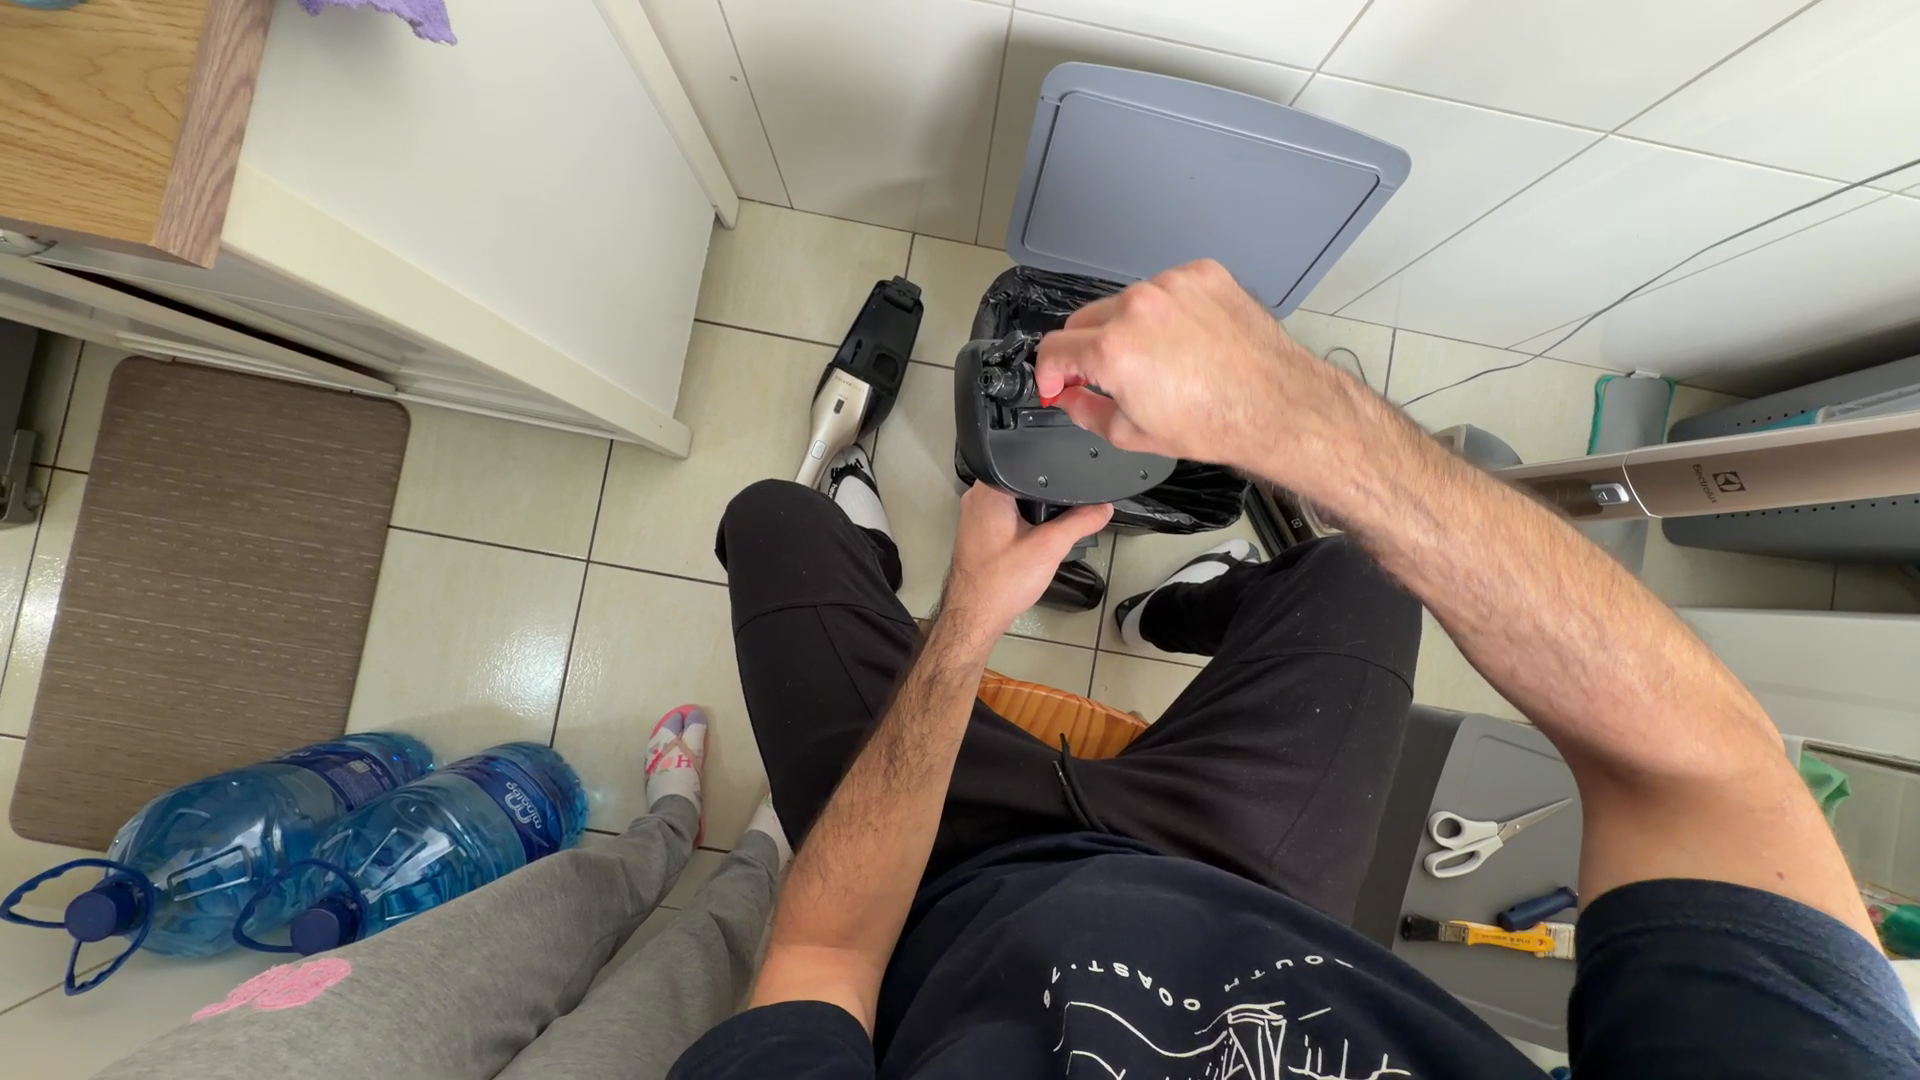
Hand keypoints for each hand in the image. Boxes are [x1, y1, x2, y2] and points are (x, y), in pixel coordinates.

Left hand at [941, 484, 1111, 635]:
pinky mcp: (979, 532)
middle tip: (1069, 504)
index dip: (1053, 469)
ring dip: (1036, 510)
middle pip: (1022, 481)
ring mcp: (975, 515)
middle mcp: (976, 497)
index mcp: (988, 490)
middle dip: (1047, 494)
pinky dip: (1024, 522)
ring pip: (1015, 500)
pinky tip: (1037, 535)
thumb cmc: (1004, 580)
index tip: (1075, 477)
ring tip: (1056, 520)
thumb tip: (1104, 507)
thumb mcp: (1050, 547)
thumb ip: (1080, 522)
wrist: (976, 616)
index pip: (1025, 463)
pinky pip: (1007, 516)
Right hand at [1034, 259, 1373, 490]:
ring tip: (1156, 360)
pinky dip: (1163, 312)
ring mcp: (1172, 285)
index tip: (1056, 384)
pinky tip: (1182, 340)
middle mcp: (1138, 307)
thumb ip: (1084, 411)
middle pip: (1082, 321)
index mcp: (1113, 349)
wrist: (1274, 405)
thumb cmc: (1213, 422)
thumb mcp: (1131, 434)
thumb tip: (1068, 397)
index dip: (1048, 373)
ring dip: (1125, 329)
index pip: (1052, 349)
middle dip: (1084, 352)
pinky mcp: (1202, 274)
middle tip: (1104, 378)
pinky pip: (1163, 289)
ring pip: (1123, 302)